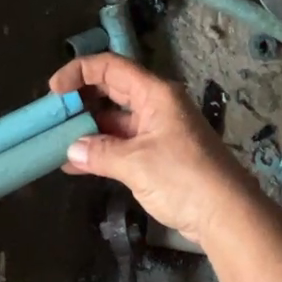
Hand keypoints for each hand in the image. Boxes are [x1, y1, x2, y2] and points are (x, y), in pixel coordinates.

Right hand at [50, 54, 256, 242]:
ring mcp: (158, 128)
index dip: (79, 72)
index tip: (54, 90)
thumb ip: (101, 153)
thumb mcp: (136, 163)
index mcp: (155, 93)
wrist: (227, 213)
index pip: (111, 67)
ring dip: (89, 127)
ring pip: (116, 118)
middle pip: (112, 89)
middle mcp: (156, 103)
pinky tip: (77, 163)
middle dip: (82, 98)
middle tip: (54, 113)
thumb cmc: (184, 177)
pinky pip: (123, 142)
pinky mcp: (159, 153)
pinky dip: (102, 149)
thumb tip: (72, 149)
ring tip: (58, 139)